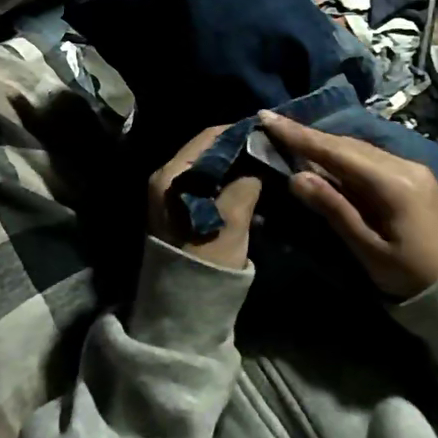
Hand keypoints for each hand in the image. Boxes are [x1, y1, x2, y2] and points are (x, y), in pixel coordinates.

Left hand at [147, 126, 261, 269]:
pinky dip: (229, 183)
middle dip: (239, 150)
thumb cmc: (207, 256)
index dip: (238, 133)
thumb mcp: (233, 216)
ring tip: (266, 167)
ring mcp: (172, 196)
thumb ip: (247, 181)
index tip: (267, 133)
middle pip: (208, 151)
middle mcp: (166, 179)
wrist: (186, 305)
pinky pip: (208, 186)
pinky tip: (252, 186)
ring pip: (210, 169)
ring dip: (236, 167)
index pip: (208, 137)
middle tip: (270, 150)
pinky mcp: (182, 211)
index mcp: (171, 175)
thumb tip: (259, 161)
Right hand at [257, 110, 437, 296]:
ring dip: (325, 144)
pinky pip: (371, 158)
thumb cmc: (413, 275)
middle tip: (272, 125)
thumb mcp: (369, 250)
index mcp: (392, 183)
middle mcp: (403, 166)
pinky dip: (344, 155)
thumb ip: (335, 210)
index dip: (299, 135)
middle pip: (348, 145)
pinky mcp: (414, 176)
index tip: (268, 118)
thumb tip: (296, 177)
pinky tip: (326, 158)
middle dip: (309, 135)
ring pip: (359, 149)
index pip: (337, 152)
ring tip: (291, 138)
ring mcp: (412, 168)